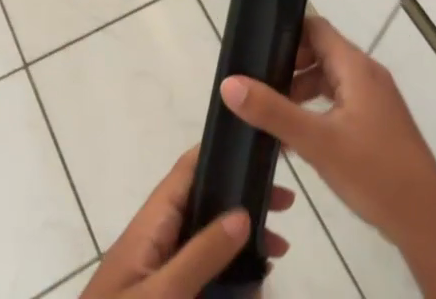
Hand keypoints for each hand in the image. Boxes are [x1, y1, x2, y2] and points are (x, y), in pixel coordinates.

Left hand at [80, 146, 297, 298]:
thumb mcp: (163, 293)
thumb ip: (201, 255)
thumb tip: (241, 213)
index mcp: (150, 225)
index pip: (186, 171)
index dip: (220, 153)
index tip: (260, 150)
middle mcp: (155, 238)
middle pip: (204, 203)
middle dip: (244, 200)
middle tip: (285, 206)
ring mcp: (158, 268)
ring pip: (207, 239)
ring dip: (243, 240)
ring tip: (280, 250)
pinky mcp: (164, 292)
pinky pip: (201, 272)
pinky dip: (229, 272)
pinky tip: (255, 284)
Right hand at [220, 16, 435, 249]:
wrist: (425, 219)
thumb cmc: (373, 173)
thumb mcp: (316, 142)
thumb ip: (272, 111)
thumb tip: (230, 83)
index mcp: (357, 68)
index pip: (317, 29)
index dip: (286, 33)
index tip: (255, 50)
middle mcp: (368, 76)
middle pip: (321, 53)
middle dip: (287, 67)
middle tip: (255, 88)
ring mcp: (375, 100)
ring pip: (329, 81)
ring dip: (299, 92)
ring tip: (269, 116)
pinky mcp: (377, 124)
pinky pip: (339, 103)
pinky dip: (315, 111)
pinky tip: (295, 139)